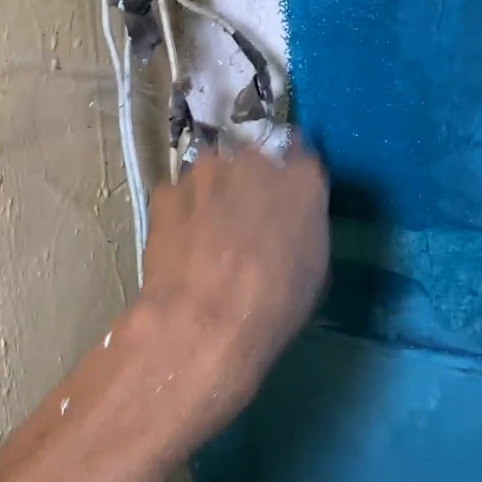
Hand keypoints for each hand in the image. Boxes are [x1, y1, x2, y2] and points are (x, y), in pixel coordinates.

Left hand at [132, 139, 329, 414]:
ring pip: (213, 173)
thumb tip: (291, 217)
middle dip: (250, 184)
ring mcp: (205, 171)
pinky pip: (179, 195)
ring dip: (214, 194)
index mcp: (301, 179)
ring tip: (208, 234)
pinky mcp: (168, 189)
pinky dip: (181, 212)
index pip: (302, 160)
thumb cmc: (274, 304)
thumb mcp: (313, 267)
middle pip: (254, 162)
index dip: (292, 180)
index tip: (286, 199)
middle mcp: (254, 161)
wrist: (203, 321)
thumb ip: (304, 224)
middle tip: (245, 221)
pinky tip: (181, 244)